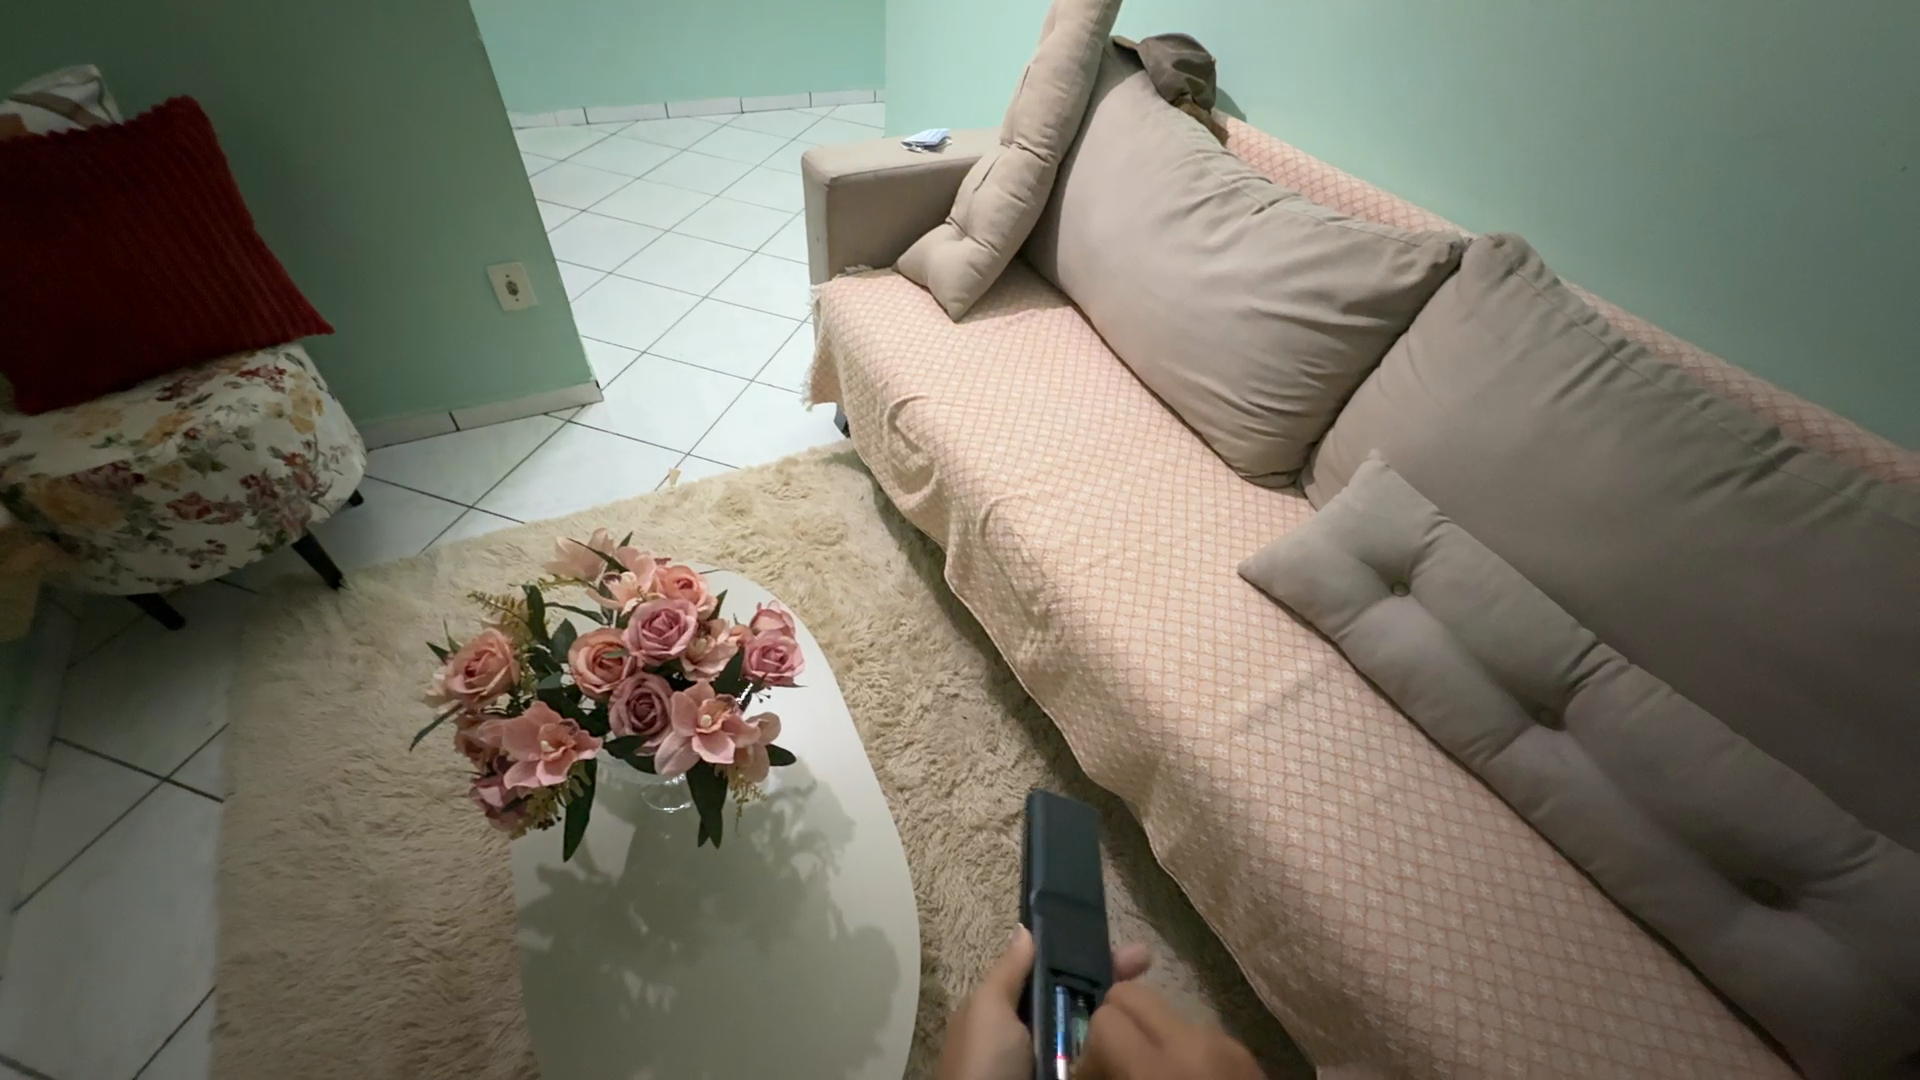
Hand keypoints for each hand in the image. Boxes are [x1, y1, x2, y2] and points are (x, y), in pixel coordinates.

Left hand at [936, 927, 1151, 1079]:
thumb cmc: (983, 1062)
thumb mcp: (988, 1008)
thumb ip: (1009, 970)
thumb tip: (1025, 928)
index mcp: (1013, 1011)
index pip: (1055, 974)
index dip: (1085, 957)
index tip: (1117, 943)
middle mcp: (1038, 1034)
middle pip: (1081, 1000)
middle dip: (1112, 980)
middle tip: (1144, 960)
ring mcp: (1060, 1064)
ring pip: (1095, 1032)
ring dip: (1121, 1016)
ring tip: (1149, 996)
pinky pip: (1101, 1064)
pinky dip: (1119, 1050)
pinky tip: (1143, 1032)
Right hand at [1076, 981, 1265, 1079]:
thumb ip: (1104, 1070)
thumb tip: (1085, 1063)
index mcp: (1160, 1069)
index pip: (1104, 1017)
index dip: (1088, 1051)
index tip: (1090, 1077)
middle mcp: (1196, 1043)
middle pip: (1130, 995)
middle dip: (1112, 1024)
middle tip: (1110, 1067)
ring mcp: (1228, 1044)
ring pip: (1162, 1012)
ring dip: (1146, 1039)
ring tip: (1147, 1074)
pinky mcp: (1249, 1054)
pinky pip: (1195, 1034)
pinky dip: (1179, 1053)